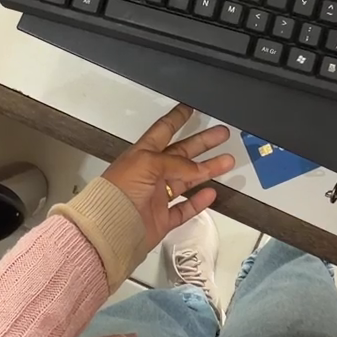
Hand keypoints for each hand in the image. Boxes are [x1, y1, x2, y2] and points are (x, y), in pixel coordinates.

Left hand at [101, 105, 235, 254]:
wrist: (109, 227)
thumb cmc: (118, 191)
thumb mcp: (148, 163)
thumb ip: (176, 162)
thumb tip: (197, 168)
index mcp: (143, 155)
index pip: (163, 130)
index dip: (177, 118)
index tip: (189, 108)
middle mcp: (151, 173)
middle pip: (183, 153)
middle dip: (203, 142)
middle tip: (222, 134)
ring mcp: (157, 196)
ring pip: (188, 180)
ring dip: (208, 170)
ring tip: (227, 161)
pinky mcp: (161, 219)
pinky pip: (185, 208)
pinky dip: (199, 202)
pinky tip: (211, 193)